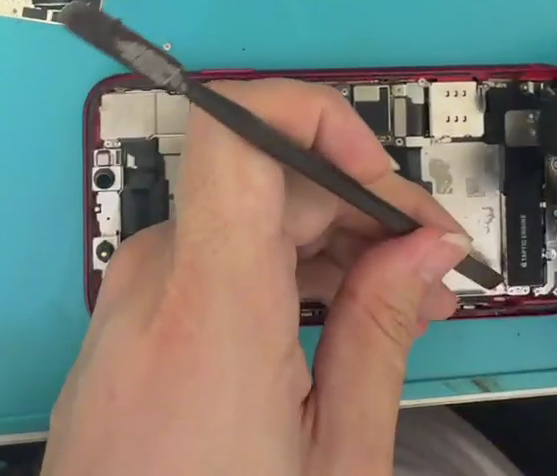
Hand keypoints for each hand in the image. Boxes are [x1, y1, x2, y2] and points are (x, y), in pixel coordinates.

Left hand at [44, 79, 472, 475]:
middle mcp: (156, 277)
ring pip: (246, 215)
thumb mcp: (332, 459)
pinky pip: (216, 257)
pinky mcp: (130, 319)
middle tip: (426, 257)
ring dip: (327, 237)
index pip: (236, 124)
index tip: (376, 174)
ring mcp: (134, 296)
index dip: (312, 115)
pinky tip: (336, 312)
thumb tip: (422, 249)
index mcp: (208, 300)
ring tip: (398, 299)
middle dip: (356, 198)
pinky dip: (281, 266)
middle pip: (264, 176)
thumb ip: (379, 332)